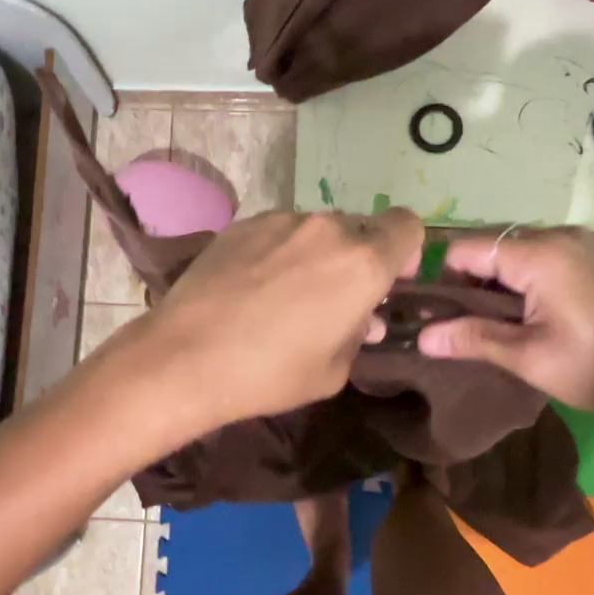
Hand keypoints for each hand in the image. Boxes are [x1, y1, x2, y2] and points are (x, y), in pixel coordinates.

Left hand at [124, 208, 423, 430]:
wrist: (185, 357)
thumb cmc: (270, 373)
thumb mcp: (334, 371)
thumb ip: (358, 335)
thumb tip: (361, 318)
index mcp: (363, 262)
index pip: (407, 226)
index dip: (403, 250)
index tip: (387, 279)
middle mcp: (327, 229)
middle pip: (360, 227)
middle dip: (357, 256)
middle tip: (334, 295)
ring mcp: (280, 221)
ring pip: (316, 229)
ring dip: (315, 253)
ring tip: (285, 293)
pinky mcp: (242, 225)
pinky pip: (278, 231)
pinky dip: (277, 251)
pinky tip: (251, 286)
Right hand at [416, 228, 593, 418]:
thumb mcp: (532, 358)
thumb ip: (474, 338)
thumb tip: (420, 337)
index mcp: (541, 254)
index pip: (466, 249)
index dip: (442, 281)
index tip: (431, 317)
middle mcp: (557, 235)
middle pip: (487, 246)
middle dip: (466, 282)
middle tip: (457, 327)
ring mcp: (576, 243)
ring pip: (510, 251)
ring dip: (492, 283)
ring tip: (488, 325)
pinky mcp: (588, 255)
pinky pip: (535, 256)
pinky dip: (518, 280)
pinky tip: (521, 315)